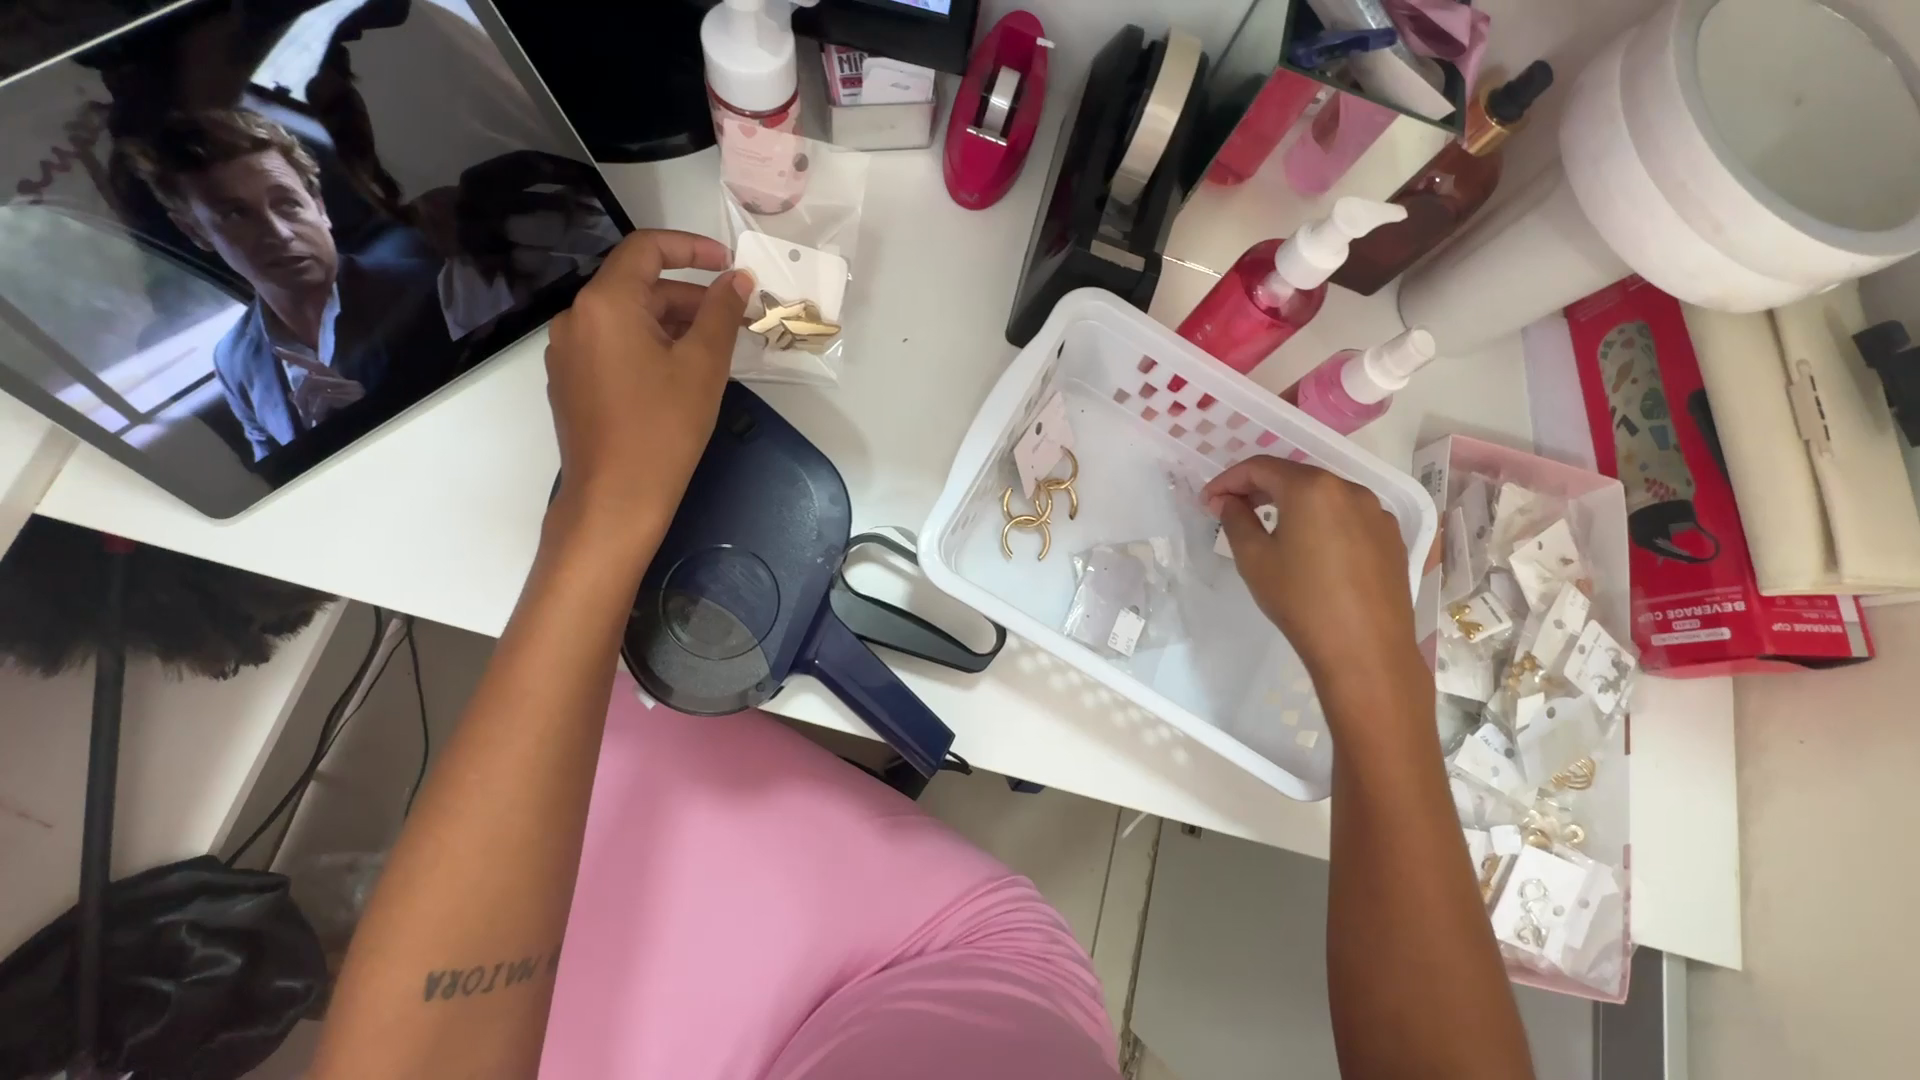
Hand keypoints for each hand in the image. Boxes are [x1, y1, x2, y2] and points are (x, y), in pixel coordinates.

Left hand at [275, 349, 366, 418]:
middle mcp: (349, 383)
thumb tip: (291, 394)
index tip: (275, 350)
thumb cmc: (348, 426)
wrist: (369, 436)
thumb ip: (310, 401)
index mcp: (342, 384)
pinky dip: (317, 411)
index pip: (316, 366)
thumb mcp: (325, 412)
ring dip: (306, 404)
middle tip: (301, 413)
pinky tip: (320, 422)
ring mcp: (353, 390)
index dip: (296, 358)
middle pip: (311, 377)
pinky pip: (323, 398)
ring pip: (313, 384)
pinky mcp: (355, 397)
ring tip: (310, 421)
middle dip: (300, 394)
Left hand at [543, 229, 751, 556]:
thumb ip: (721, 312)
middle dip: (688, 297)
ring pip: (626, 318)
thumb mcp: (703, 365)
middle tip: (733, 321)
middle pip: (637, 286)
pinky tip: (678, 375)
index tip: (727, 264)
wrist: (616, 497)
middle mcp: (576, 317)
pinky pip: (613, 345)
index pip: (647, 249)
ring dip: (670, 323)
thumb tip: (737, 279)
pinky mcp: (571, 381)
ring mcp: (568, 351)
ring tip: (712, 352)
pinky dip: (648, 346)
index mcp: (605, 303)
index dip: (691, 247)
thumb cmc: (664, 428)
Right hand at [1205, 456, 1422, 692]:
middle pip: (1295, 477)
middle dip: (1259, 489)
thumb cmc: (1301, 600)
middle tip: (1232, 511)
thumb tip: (1229, 502)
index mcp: (1312, 489)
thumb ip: (1236, 520)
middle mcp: (1350, 489)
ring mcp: (1376, 513)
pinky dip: (1321, 521)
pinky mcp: (1391, 538)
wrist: (1366, 649)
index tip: (1209, 501)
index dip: (1228, 480)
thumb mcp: (1254, 559)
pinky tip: (1309, 550)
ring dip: (1291, 504)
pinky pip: (1347, 517)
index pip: (1261, 467)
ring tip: (1269, 530)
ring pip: (1324, 496)